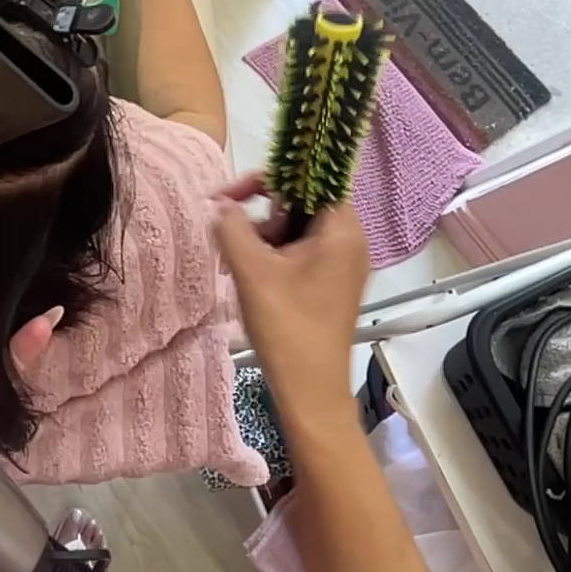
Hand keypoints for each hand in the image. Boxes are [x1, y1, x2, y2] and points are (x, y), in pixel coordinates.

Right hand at [212, 173, 370, 430]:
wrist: (310, 393)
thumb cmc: (286, 327)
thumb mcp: (251, 271)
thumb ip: (231, 226)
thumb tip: (220, 204)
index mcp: (341, 230)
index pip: (307, 178)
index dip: (267, 178)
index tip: (230, 195)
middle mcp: (350, 240)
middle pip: (300, 201)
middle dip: (260, 211)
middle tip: (231, 233)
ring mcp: (343, 263)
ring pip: (296, 226)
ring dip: (262, 234)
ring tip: (236, 261)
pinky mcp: (332, 282)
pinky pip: (300, 249)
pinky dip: (273, 253)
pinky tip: (250, 274)